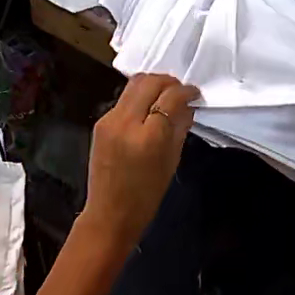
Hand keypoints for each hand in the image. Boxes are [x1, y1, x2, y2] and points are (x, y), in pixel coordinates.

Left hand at [80, 73, 198, 249]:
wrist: (110, 212)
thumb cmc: (146, 195)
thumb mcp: (171, 162)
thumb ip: (179, 129)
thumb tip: (187, 107)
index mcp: (148, 136)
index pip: (170, 97)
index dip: (186, 92)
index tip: (194, 94)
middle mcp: (125, 122)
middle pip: (148, 82)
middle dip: (167, 82)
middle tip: (180, 91)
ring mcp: (109, 121)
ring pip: (133, 86)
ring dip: (152, 86)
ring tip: (165, 98)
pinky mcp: (100, 124)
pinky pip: (123, 101)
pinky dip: (139, 99)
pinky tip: (148, 112)